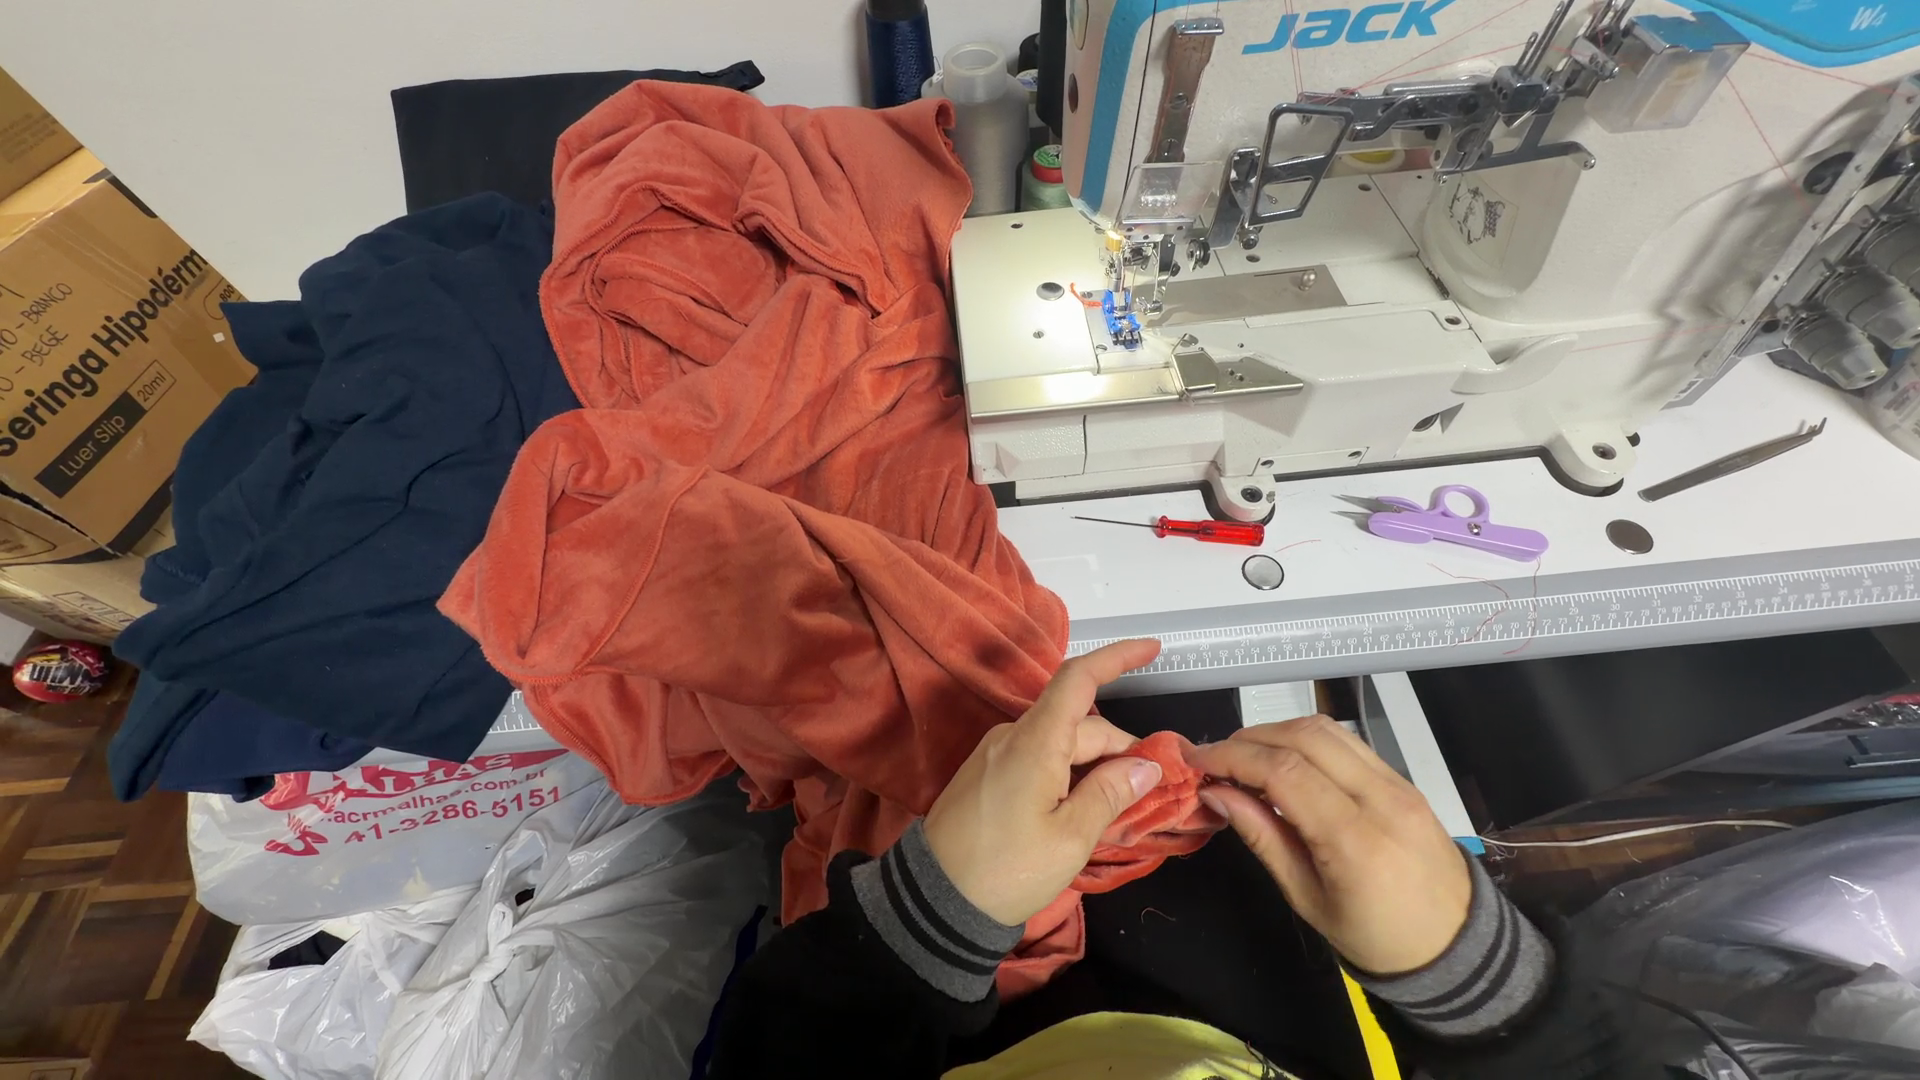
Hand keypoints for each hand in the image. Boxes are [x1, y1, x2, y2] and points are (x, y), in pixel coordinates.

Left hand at [923, 639, 1165, 925]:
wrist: (936, 898)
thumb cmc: (1007, 869)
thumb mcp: (1070, 838)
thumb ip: (1109, 794)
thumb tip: (1145, 765)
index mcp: (1035, 741)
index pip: (1078, 679)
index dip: (1116, 658)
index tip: (1153, 648)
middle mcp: (1014, 735)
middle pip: (1079, 724)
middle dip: (1121, 749)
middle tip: (1154, 790)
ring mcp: (997, 753)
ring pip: (1060, 743)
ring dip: (1096, 765)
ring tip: (1124, 807)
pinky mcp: (988, 773)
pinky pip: (1039, 759)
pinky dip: (1070, 773)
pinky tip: (1086, 807)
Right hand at [1186, 715, 1471, 975]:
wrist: (1458, 950)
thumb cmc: (1374, 937)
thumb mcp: (1306, 897)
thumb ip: (1260, 836)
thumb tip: (1214, 793)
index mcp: (1354, 838)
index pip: (1282, 770)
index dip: (1232, 757)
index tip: (1197, 762)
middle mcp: (1380, 798)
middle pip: (1302, 736)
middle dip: (1248, 738)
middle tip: (1216, 759)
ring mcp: (1397, 783)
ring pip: (1325, 729)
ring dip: (1275, 732)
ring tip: (1246, 757)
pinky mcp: (1403, 779)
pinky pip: (1346, 741)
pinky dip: (1304, 739)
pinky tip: (1284, 761)